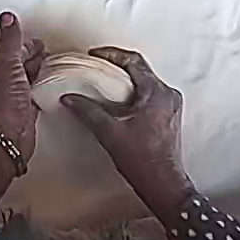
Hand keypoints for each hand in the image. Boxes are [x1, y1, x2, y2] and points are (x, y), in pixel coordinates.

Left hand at [0, 12, 45, 161]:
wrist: (6, 137)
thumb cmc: (2, 104)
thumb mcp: (7, 64)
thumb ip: (10, 41)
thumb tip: (7, 17)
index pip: (14, 51)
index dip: (27, 46)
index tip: (39, 42)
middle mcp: (5, 83)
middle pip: (22, 65)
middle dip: (34, 58)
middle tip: (47, 52)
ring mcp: (15, 98)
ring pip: (29, 80)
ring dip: (40, 73)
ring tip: (54, 67)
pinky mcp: (27, 112)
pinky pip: (36, 95)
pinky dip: (43, 89)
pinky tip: (51, 88)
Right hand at [60, 48, 193, 219]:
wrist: (163, 184)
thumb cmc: (141, 159)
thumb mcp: (109, 132)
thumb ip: (88, 111)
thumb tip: (69, 97)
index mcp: (156, 93)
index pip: (134, 62)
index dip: (112, 54)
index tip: (94, 55)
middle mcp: (167, 94)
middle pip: (141, 69)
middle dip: (117, 65)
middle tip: (96, 66)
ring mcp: (171, 105)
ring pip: (146, 82)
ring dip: (125, 79)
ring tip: (103, 81)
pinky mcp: (169, 115)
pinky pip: (150, 94)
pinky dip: (133, 91)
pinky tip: (117, 100)